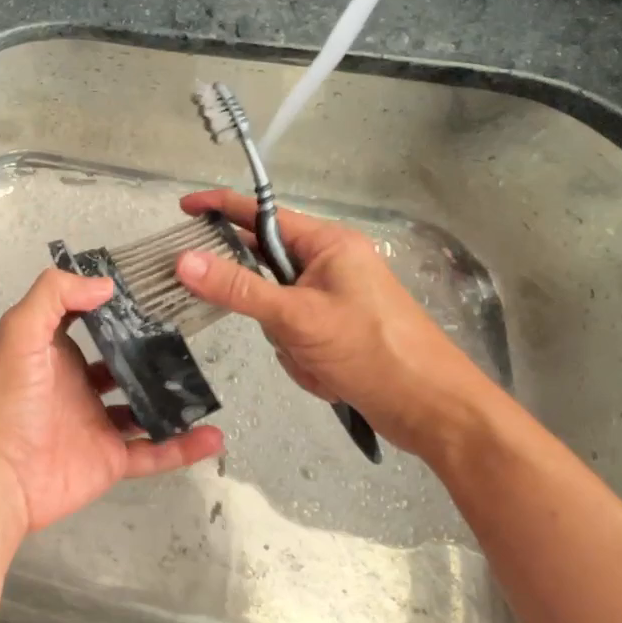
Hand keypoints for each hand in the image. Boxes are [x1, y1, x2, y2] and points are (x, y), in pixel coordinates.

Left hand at [0, 266, 223, 534]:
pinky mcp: (110, 459)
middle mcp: (77, 382)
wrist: (0, 471)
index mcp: (54, 350)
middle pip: (121, 362)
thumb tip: (104, 284)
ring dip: (171, 398)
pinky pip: (155, 452)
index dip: (111, 304)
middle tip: (188, 338)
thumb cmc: (8, 396)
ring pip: (143, 407)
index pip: (86, 318)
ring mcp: (96, 421)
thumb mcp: (20, 332)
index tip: (149, 291)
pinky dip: (183, 447)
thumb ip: (54, 297)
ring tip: (205, 385)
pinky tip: (213, 436)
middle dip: (149, 351)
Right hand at [173, 189, 495, 456]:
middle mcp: (330, 264)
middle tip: (253, 316)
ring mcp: (334, 298)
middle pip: (263, 264)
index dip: (219, 207)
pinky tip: (324, 374)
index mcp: (328, 244)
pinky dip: (299, 355)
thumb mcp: (297, 318)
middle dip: (259, 301)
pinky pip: (292, 332)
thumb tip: (182, 260)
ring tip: (311, 359)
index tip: (181, 209)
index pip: (260, 213)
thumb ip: (237, 287)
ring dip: (284, 338)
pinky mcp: (337, 330)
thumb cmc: (374, 352)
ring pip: (273, 305)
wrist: (440, 415)